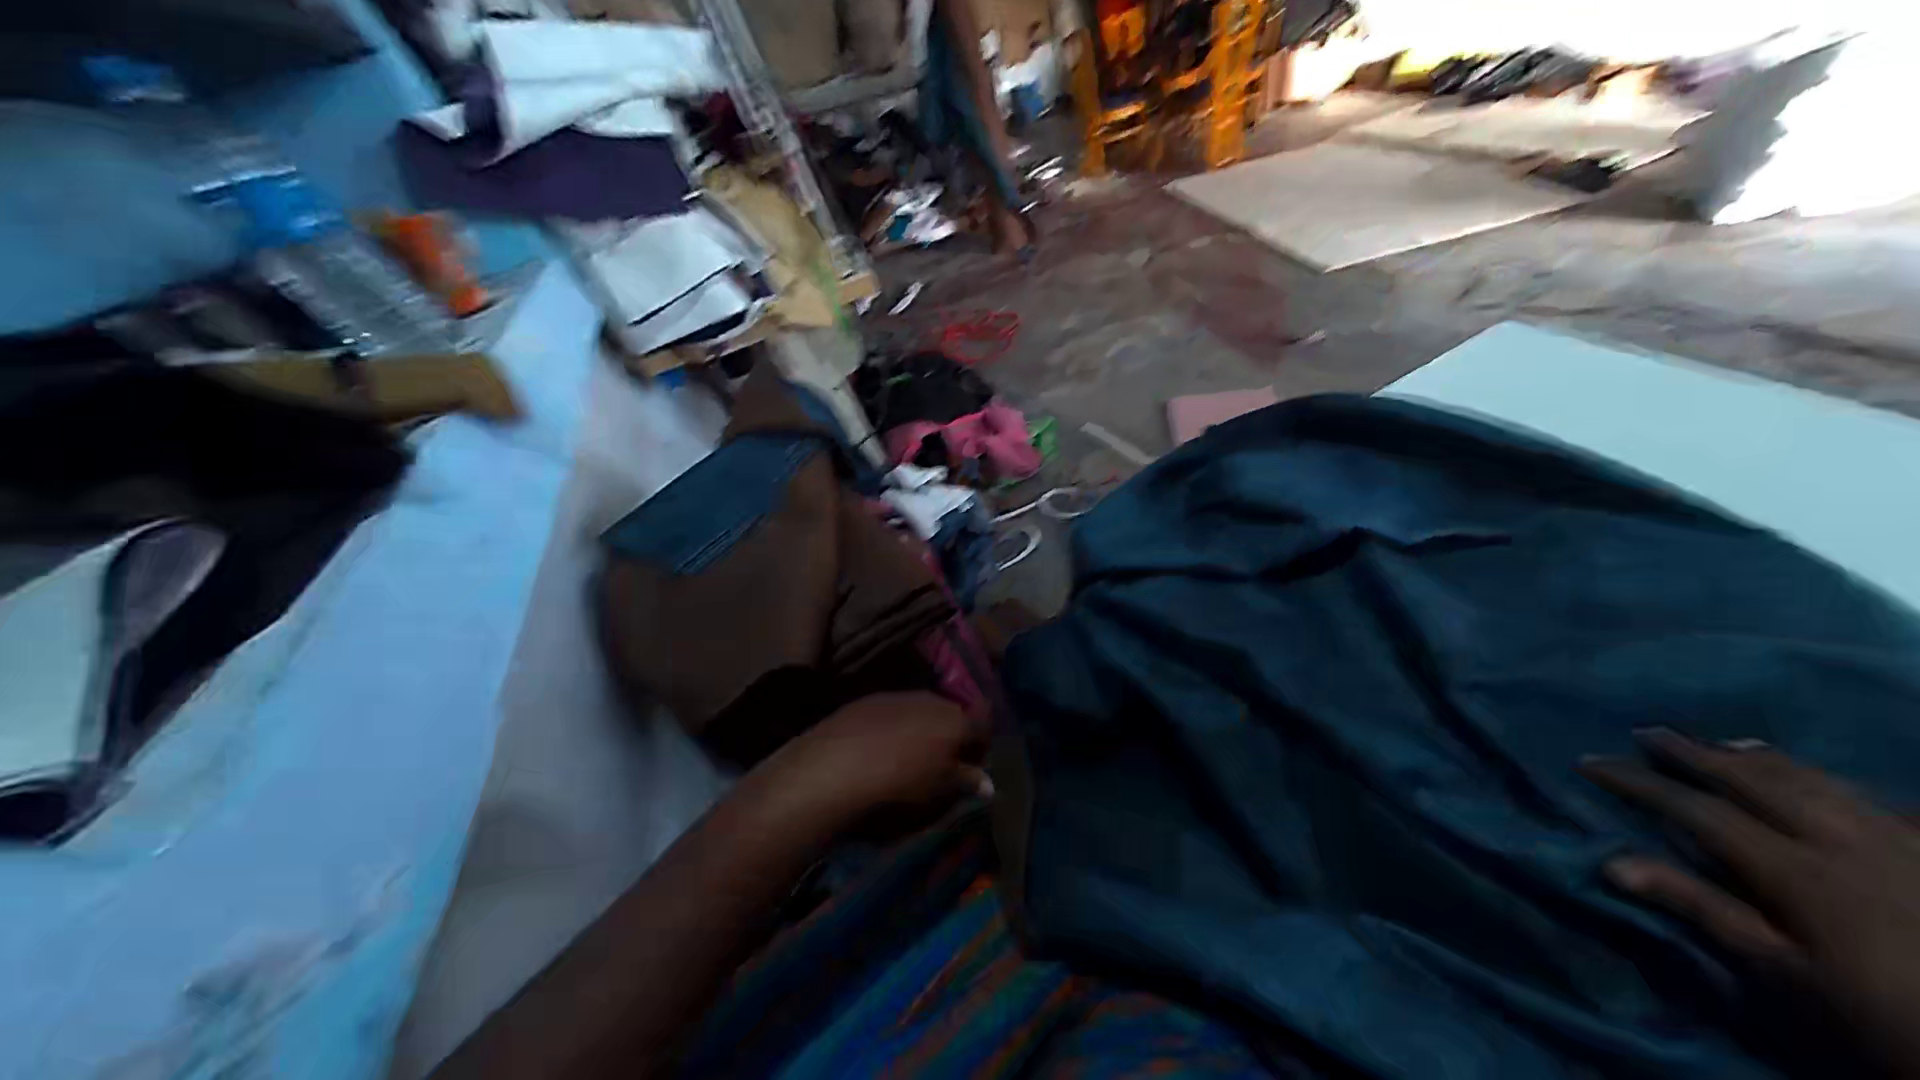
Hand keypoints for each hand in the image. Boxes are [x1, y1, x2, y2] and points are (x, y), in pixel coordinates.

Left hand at [748, 692, 989, 838]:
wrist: (838, 763)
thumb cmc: (901, 780)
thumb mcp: (940, 788)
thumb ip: (967, 780)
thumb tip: (989, 783)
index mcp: (955, 718)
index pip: (983, 725)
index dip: (982, 745)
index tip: (973, 765)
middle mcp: (932, 698)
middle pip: (953, 713)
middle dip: (953, 733)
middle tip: (943, 760)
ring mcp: (898, 695)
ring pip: (922, 709)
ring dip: (923, 727)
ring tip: (910, 754)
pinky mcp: (868, 699)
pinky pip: (893, 710)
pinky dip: (895, 725)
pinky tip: (880, 746)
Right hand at [1581, 729, 1919, 1074]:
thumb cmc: (1888, 1023)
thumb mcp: (1790, 980)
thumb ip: (1706, 912)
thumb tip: (1612, 862)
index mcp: (1800, 872)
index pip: (1697, 810)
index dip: (1637, 782)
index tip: (1588, 761)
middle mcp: (1849, 844)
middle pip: (1758, 783)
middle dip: (1696, 754)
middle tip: (1649, 733)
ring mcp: (1909, 848)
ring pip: (1823, 784)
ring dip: (1762, 760)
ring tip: (1725, 743)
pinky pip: (1890, 806)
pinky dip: (1843, 785)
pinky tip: (1830, 783)